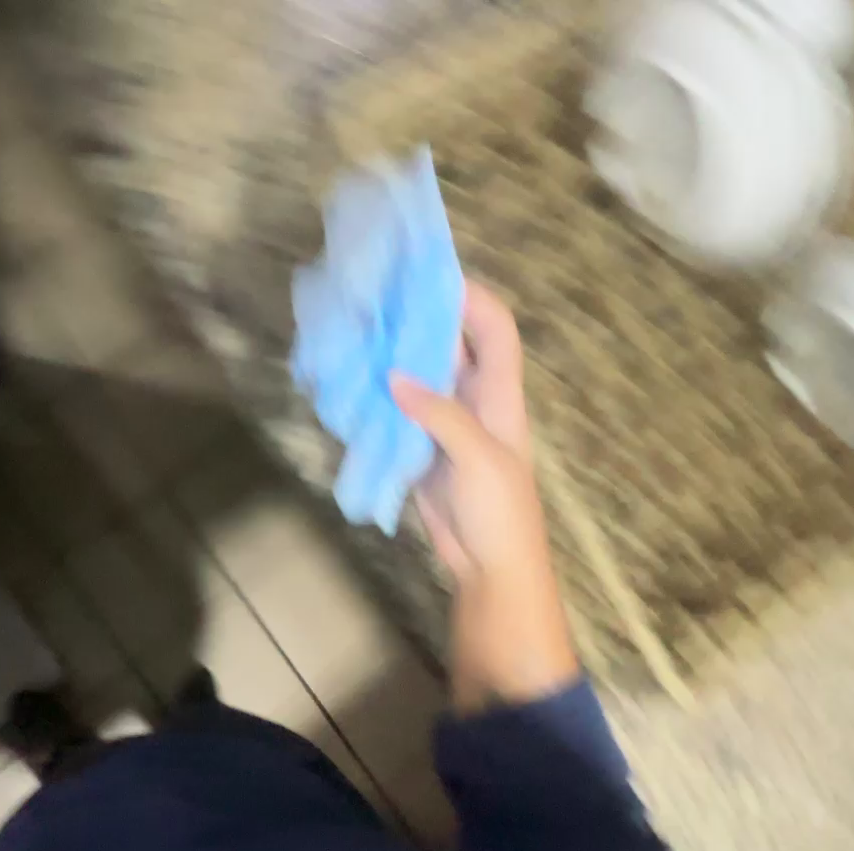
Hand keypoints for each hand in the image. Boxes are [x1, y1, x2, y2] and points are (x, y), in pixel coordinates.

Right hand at [392, 282, 578, 708]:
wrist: (489, 567)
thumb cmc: (502, 512)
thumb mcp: (481, 459)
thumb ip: (442, 416)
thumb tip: (394, 379)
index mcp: (500, 397)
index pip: (494, 331)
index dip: (470, 299)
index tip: (429, 279)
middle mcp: (472, 401)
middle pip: (450, 347)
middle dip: (419, 322)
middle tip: (377, 302)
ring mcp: (443, 425)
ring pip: (418, 379)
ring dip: (392, 360)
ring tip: (357, 337)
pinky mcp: (418, 449)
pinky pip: (397, 415)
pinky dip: (378, 400)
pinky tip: (352, 388)